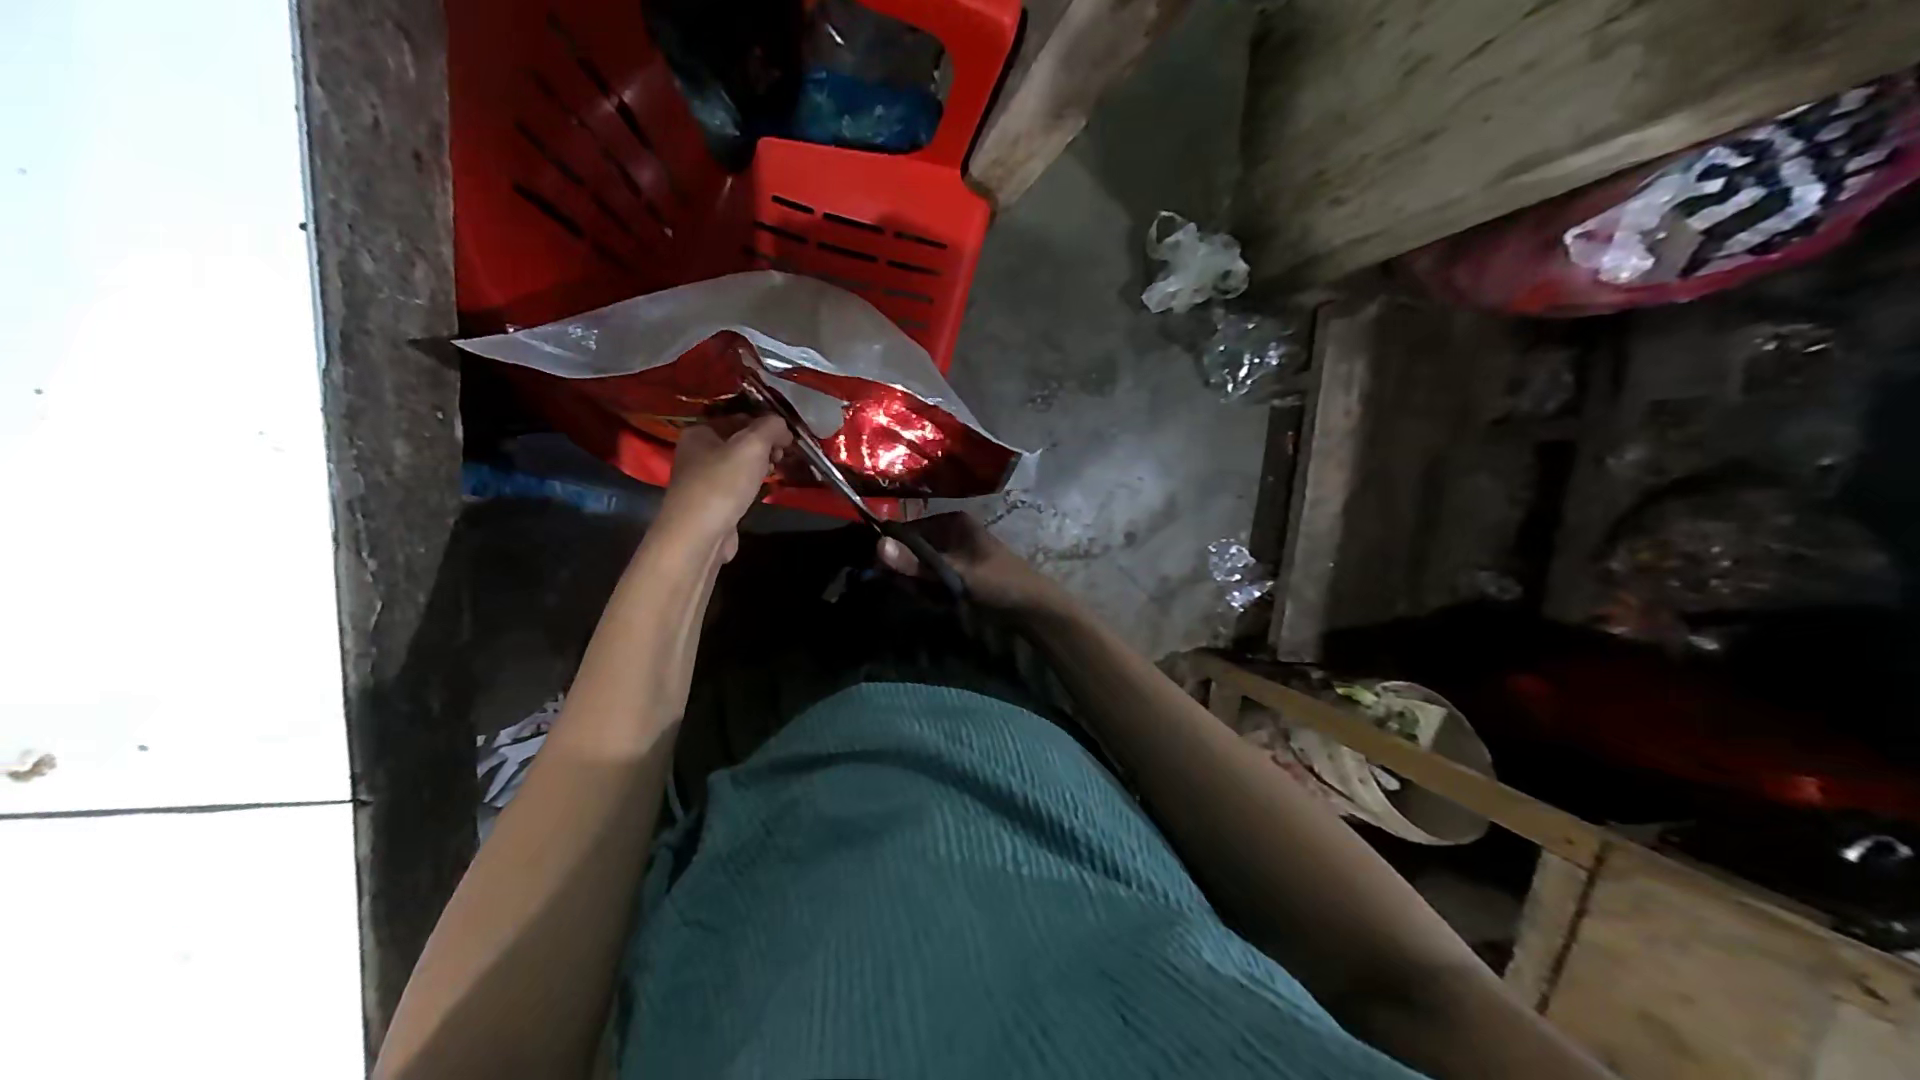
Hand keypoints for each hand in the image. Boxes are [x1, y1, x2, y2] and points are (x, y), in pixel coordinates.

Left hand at [657, 416, 791, 560]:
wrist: (698, 534)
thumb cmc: (723, 483)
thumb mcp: (752, 445)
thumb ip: (770, 427)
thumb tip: (781, 424)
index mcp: (699, 432)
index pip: (738, 418)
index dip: (765, 424)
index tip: (787, 437)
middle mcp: (696, 452)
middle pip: (738, 441)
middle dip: (765, 446)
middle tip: (782, 456)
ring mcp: (702, 479)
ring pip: (739, 464)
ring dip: (760, 465)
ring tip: (775, 471)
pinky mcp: (711, 502)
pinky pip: (736, 485)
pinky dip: (751, 485)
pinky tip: (761, 490)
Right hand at [875, 512, 1068, 616]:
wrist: (1031, 608)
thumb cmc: (998, 583)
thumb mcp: (955, 573)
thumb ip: (918, 563)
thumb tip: (878, 546)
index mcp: (951, 522)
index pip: (906, 530)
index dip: (892, 550)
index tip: (884, 573)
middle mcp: (949, 532)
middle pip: (911, 550)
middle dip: (909, 574)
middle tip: (918, 591)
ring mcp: (953, 553)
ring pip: (920, 568)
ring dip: (921, 586)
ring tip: (935, 598)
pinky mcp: (957, 572)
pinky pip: (932, 579)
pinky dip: (932, 592)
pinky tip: (943, 602)